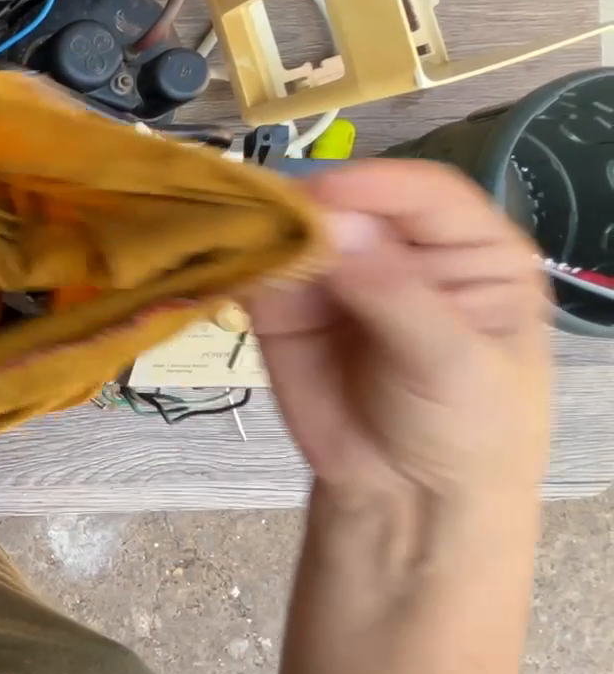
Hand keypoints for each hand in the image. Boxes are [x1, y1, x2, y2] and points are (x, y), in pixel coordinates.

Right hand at [245, 160, 551, 571]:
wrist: (401, 487)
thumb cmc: (464, 423)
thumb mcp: (451, 361)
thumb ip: (395, 294)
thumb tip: (333, 226)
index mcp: (466, 250)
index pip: (420, 195)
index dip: (371, 185)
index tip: (317, 193)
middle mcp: (394, 250)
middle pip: (343, 205)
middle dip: (299, 206)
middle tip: (253, 216)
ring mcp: (330, 277)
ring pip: (287, 234)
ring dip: (251, 231)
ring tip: (217, 233)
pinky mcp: (277, 306)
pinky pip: (249, 273)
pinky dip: (226, 264)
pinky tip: (207, 263)